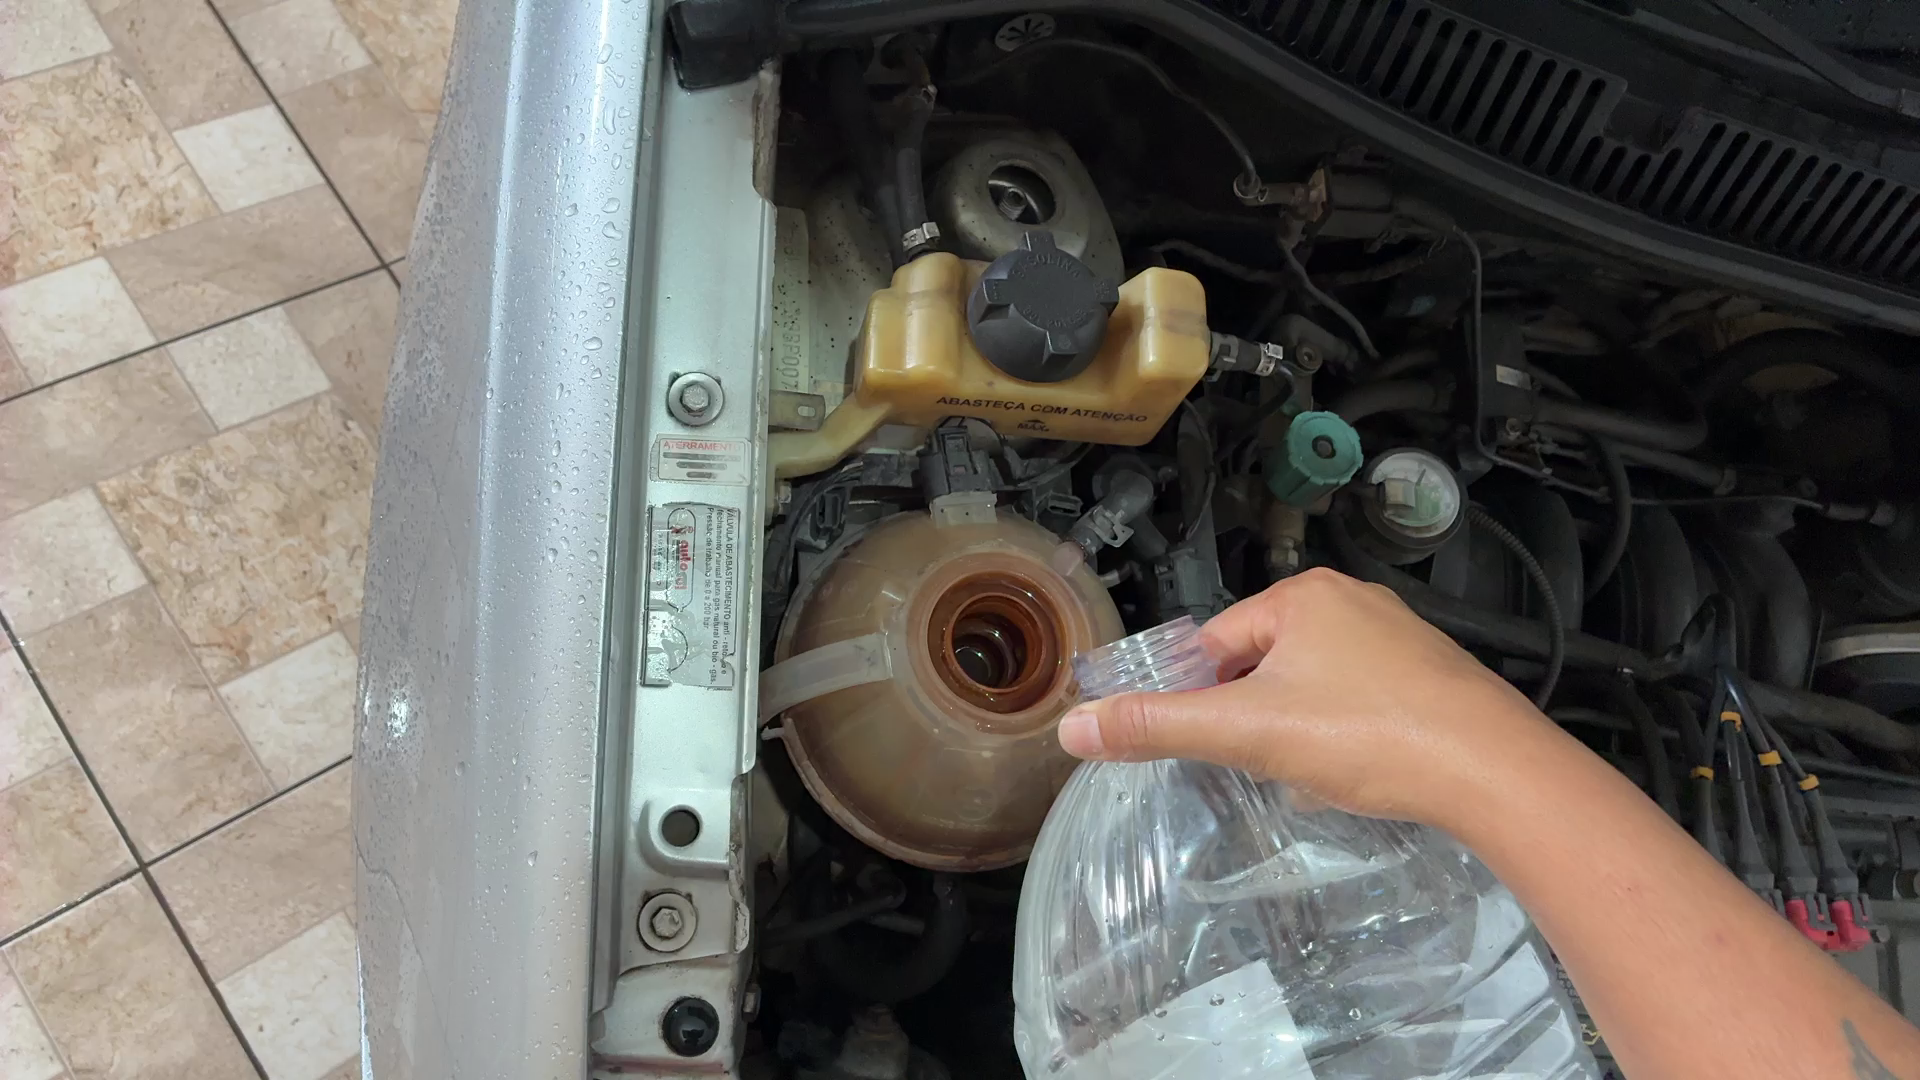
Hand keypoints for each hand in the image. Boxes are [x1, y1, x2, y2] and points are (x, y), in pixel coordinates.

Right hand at [1056, 568, 1574, 828]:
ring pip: (1309, 678)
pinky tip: (1356, 762)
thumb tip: (1072, 728)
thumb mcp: (1246, 732)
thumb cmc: (1364, 736)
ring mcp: (1396, 633)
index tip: (1219, 739)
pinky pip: (1357, 689)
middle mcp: (1348, 598)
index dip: (1206, 694)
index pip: (1216, 641)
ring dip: (1295, 719)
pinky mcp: (1430, 670)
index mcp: (1299, 594)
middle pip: (1262, 659)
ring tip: (1312, 767)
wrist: (1501, 778)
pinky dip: (1341, 723)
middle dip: (1255, 710)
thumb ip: (1157, 727)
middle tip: (1268, 759)